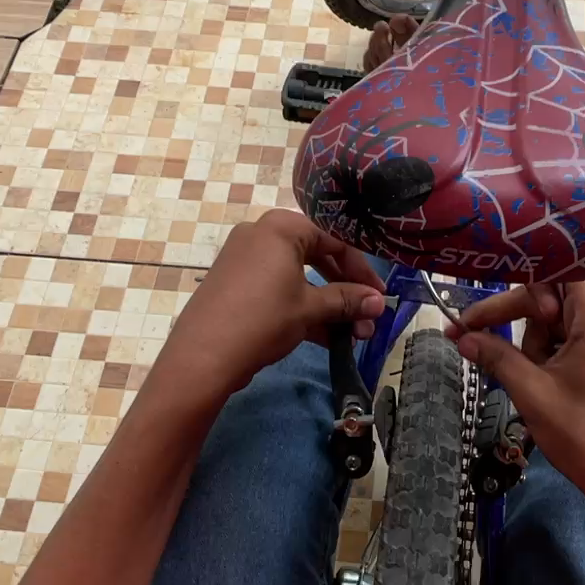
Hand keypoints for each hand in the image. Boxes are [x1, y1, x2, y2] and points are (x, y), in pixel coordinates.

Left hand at [165, 210, 386, 391]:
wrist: (203, 356)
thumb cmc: (263, 319)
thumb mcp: (310, 309)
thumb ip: (347, 301)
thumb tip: (380, 303)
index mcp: (282, 228)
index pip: (335, 240)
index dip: (362, 271)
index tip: (379, 297)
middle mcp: (262, 235)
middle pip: (318, 257)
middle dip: (346, 291)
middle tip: (368, 318)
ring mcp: (247, 260)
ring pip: (300, 278)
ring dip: (329, 306)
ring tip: (352, 336)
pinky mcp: (237, 285)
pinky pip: (280, 290)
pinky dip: (303, 309)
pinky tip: (327, 338)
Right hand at [445, 281, 584, 513]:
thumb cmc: (584, 434)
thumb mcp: (532, 391)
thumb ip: (495, 355)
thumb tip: (460, 337)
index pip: (555, 268)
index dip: (517, 284)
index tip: (486, 308)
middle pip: (552, 293)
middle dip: (515, 317)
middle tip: (469, 337)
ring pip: (558, 318)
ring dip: (533, 342)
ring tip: (529, 381)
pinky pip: (572, 336)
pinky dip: (549, 353)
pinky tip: (538, 381)